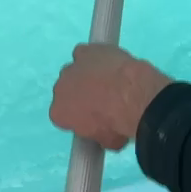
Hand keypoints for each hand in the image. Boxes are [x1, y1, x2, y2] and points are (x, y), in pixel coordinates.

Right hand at [49, 43, 171, 150]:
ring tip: (110, 79)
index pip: (64, 114)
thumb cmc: (118, 125)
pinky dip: (95, 56)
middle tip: (104, 99)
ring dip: (88, 73)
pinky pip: (85, 52)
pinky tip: (109, 62)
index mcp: (58, 113)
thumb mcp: (108, 141)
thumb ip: (100, 135)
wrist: (132, 97)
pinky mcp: (86, 50)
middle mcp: (59, 89)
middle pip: (68, 89)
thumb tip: (107, 133)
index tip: (95, 116)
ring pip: (76, 69)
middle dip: (82, 93)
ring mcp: (72, 67)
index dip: (80, 115)